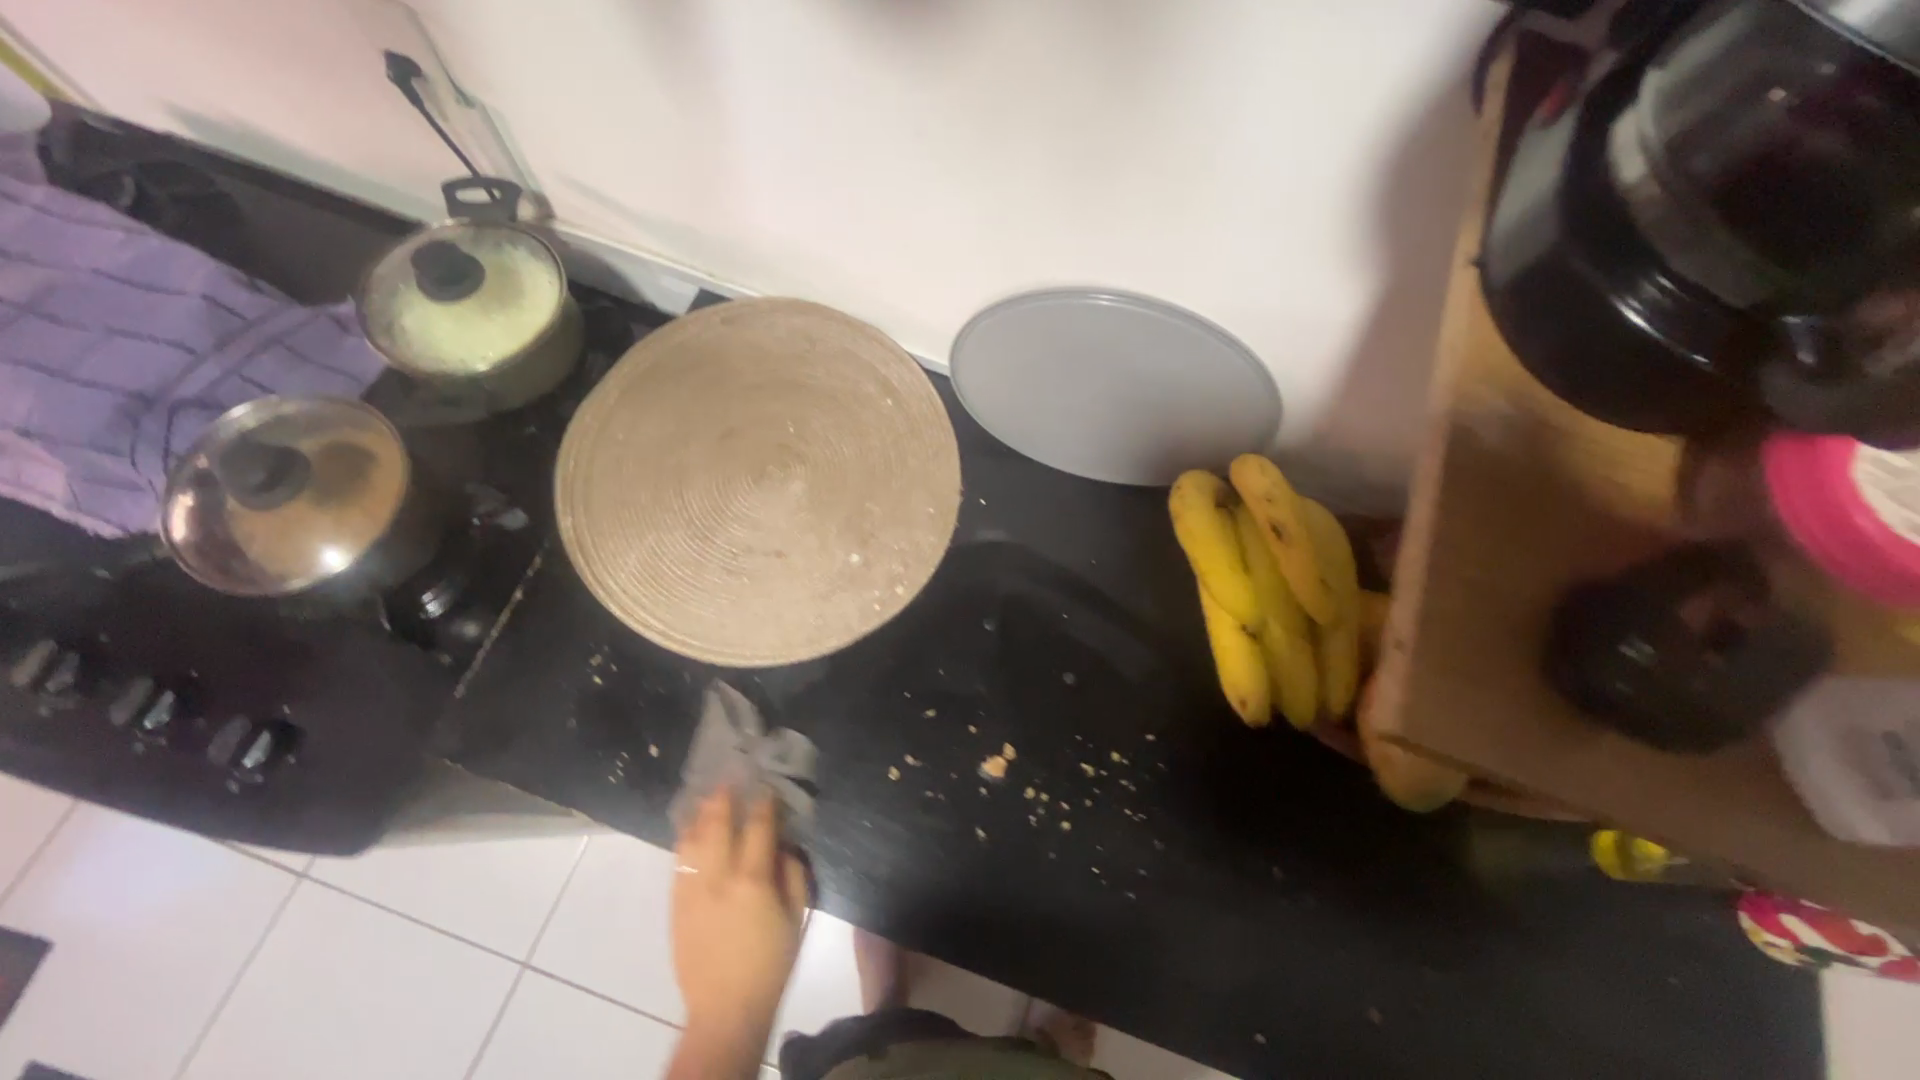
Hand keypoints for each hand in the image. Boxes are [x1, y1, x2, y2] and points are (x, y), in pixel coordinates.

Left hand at [671, 787, 810, 1040]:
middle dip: (726, 795)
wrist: (725, 1008)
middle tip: (732, 773)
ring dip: (702, 811)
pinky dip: (687, 838)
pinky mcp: (675, 903)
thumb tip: (784, 846)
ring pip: (693, 837)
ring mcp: (691, 888)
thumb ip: (793, 875)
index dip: (764, 802)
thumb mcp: (797, 917)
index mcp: (752, 880)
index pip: (758, 827)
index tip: (768, 784)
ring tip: (709, 793)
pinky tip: (693, 828)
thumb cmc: (771, 963)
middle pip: (718, 823)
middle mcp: (717, 877)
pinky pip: (679, 859)